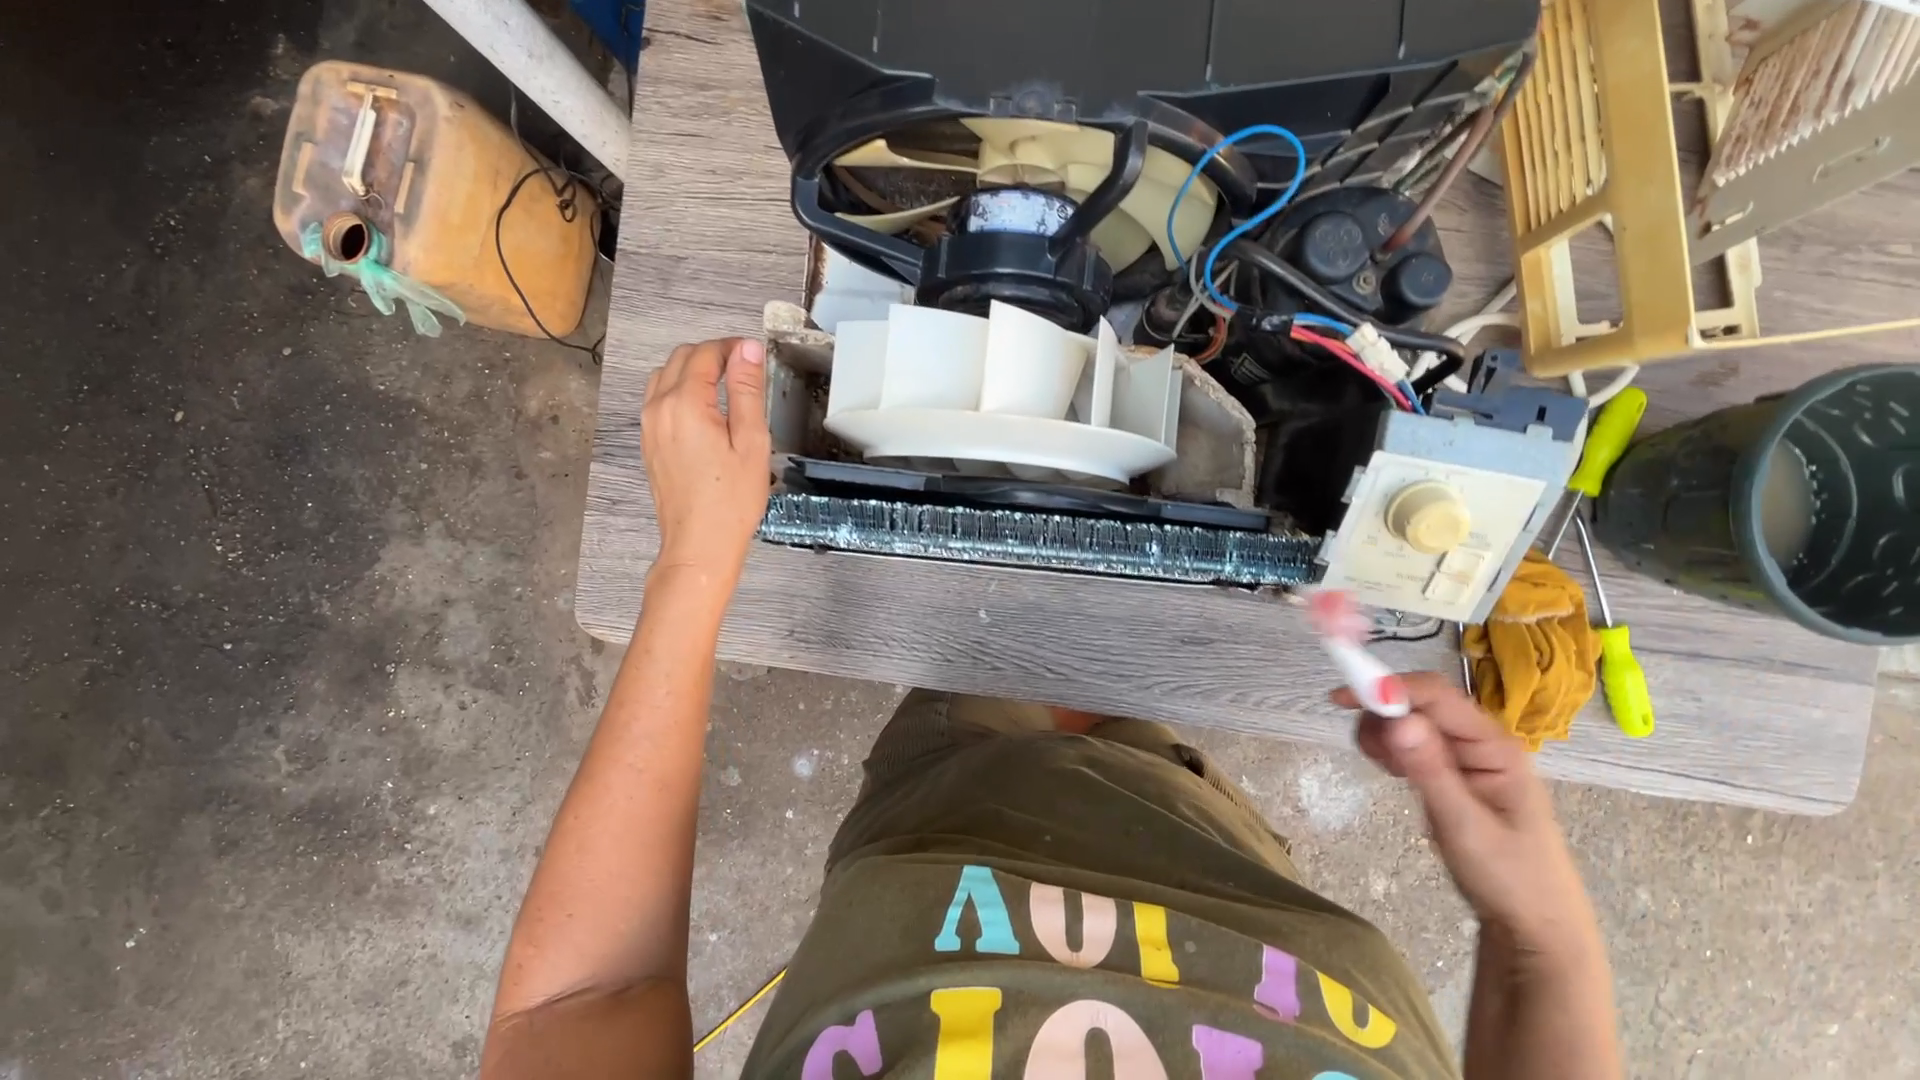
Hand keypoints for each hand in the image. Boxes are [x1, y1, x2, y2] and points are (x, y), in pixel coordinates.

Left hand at [641, 338, 771, 581]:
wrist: (700, 543)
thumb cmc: (730, 501)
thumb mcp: (751, 441)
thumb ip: (747, 390)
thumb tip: (747, 350)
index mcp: (686, 405)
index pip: (706, 354)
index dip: (732, 347)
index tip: (753, 353)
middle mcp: (659, 409)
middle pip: (681, 358)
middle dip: (713, 355)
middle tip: (744, 368)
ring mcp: (649, 427)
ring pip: (666, 376)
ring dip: (694, 371)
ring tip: (727, 387)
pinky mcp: (649, 443)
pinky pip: (659, 400)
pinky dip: (681, 391)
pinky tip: (707, 411)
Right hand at [1333, 673, 1597, 954]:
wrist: (1534, 926)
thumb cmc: (1509, 878)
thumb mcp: (1464, 826)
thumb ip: (1430, 770)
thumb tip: (1397, 718)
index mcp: (1494, 746)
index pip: (1436, 695)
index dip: (1389, 688)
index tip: (1342, 699)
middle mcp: (1480, 742)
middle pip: (1420, 702)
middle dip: (1382, 713)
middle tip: (1367, 753)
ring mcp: (1467, 757)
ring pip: (1411, 721)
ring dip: (1383, 732)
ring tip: (1384, 770)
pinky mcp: (1452, 773)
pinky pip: (1413, 743)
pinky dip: (1392, 748)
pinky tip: (1394, 773)